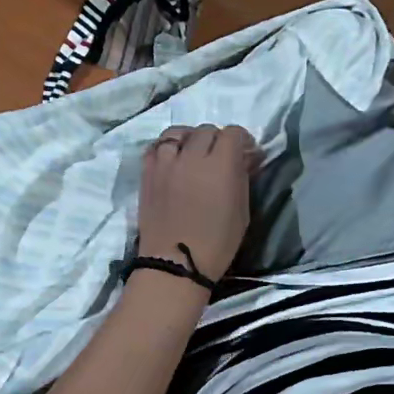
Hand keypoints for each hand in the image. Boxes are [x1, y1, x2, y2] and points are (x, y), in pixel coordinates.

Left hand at [137, 124, 255, 283]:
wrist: (175, 263)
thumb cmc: (217, 243)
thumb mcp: (243, 211)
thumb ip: (242, 178)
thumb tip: (244, 160)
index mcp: (221, 166)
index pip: (233, 133)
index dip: (242, 140)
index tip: (246, 153)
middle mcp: (192, 156)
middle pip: (206, 130)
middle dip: (218, 139)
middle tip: (221, 157)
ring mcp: (166, 162)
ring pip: (178, 132)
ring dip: (190, 139)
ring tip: (194, 153)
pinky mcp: (147, 172)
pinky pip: (156, 146)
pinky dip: (167, 147)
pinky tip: (173, 159)